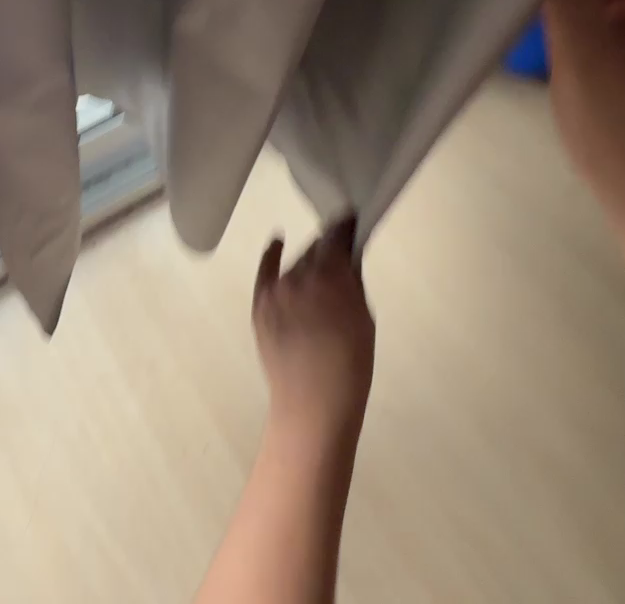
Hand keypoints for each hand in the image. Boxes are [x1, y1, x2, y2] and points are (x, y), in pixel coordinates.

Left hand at [252, 216, 375, 443]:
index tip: (354, 221)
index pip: (338, 236)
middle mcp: (300, 274)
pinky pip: (265, 270)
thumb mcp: (365, 319)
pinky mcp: (259, 304)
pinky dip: (272, 255)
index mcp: (332, 276)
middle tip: (341, 261)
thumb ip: (353, 284)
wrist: (313, 403)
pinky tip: (277, 241)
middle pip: (316, 249)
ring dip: (309, 263)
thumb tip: (348, 262)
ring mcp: (275, 289)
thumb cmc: (351, 366)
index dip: (347, 226)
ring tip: (320, 276)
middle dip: (329, 250)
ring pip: (295, 263)